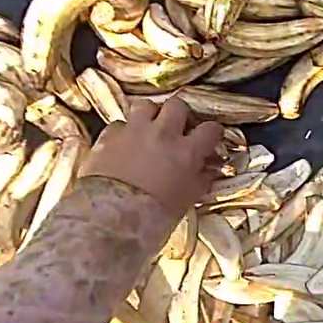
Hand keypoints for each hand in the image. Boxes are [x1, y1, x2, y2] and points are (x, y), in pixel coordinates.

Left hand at [80, 97, 224, 215]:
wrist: (112, 217)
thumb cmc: (155, 215)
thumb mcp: (187, 199)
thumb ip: (201, 180)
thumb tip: (209, 171)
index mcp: (187, 151)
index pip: (210, 129)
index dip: (213, 132)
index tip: (211, 138)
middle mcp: (162, 134)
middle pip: (178, 105)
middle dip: (180, 114)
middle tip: (179, 128)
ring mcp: (134, 131)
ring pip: (147, 106)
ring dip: (151, 115)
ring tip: (150, 129)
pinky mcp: (108, 136)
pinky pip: (120, 124)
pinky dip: (124, 131)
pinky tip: (124, 144)